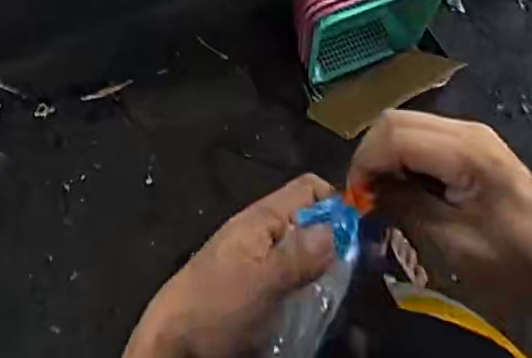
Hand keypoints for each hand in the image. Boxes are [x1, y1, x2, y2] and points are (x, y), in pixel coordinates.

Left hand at [124, 174, 338, 357]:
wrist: (171, 346)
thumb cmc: (214, 307)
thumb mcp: (260, 282)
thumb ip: (298, 255)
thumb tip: (338, 228)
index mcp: (261, 218)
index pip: (308, 189)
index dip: (336, 203)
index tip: (360, 236)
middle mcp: (263, 234)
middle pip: (310, 223)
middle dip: (335, 241)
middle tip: (357, 270)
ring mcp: (261, 263)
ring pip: (305, 254)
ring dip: (324, 269)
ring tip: (340, 293)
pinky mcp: (259, 291)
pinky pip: (295, 281)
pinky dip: (309, 290)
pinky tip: (318, 310)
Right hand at [347, 110, 531, 317]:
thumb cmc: (516, 267)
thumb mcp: (455, 245)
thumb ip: (406, 207)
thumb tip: (366, 190)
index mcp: (467, 150)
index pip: (395, 134)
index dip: (365, 161)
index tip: (354, 197)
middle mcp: (468, 129)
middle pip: (396, 120)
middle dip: (371, 153)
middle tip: (363, 194)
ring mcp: (473, 132)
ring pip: (407, 123)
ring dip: (386, 153)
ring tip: (381, 192)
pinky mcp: (474, 142)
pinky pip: (424, 135)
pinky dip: (404, 155)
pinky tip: (407, 185)